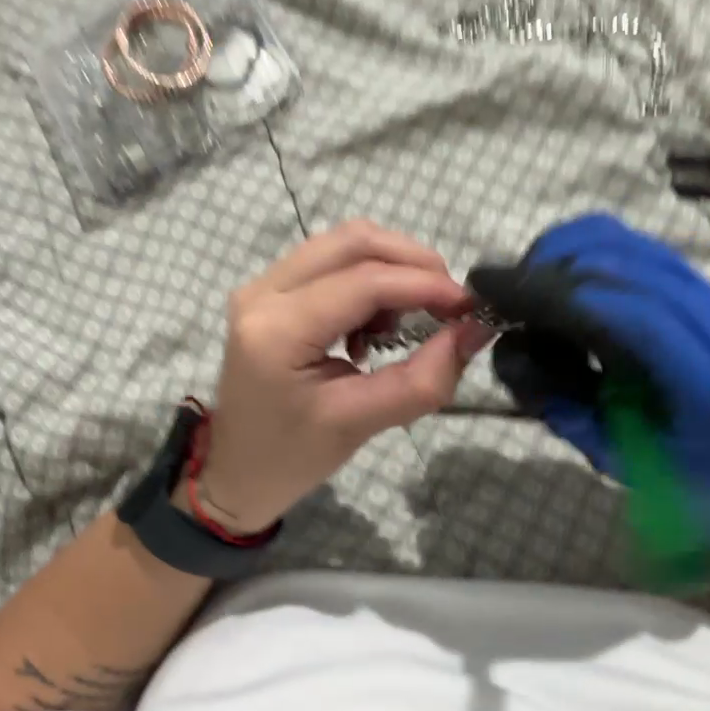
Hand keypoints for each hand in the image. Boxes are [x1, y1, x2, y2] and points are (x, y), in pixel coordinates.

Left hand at [192, 221, 496, 532]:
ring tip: (406, 321)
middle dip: (411, 262)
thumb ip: (422, 379)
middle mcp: (262, 293)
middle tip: (448, 302)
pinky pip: (327, 259)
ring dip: (388, 268)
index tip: (470, 306)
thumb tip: (475, 331)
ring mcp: (260, 285)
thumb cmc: (292, 456)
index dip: (424, 285)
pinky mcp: (267, 289)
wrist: (234, 469)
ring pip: (340, 243)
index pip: (363, 282)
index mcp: (277, 331)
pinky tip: (373, 325)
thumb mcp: (361, 424)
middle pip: (352, 241)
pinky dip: (365, 276)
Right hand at [466, 213, 709, 550]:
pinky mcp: (691, 276)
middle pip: (617, 265)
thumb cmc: (672, 469)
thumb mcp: (606, 452)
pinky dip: (574, 248)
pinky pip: (621, 240)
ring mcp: (709, 293)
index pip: (628, 316)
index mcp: (706, 385)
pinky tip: (552, 279)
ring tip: (524, 289)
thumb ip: (558, 401)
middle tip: (496, 294)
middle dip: (543, 271)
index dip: (552, 294)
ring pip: (617, 242)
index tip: (490, 291)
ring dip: (555, 255)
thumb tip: (509, 342)